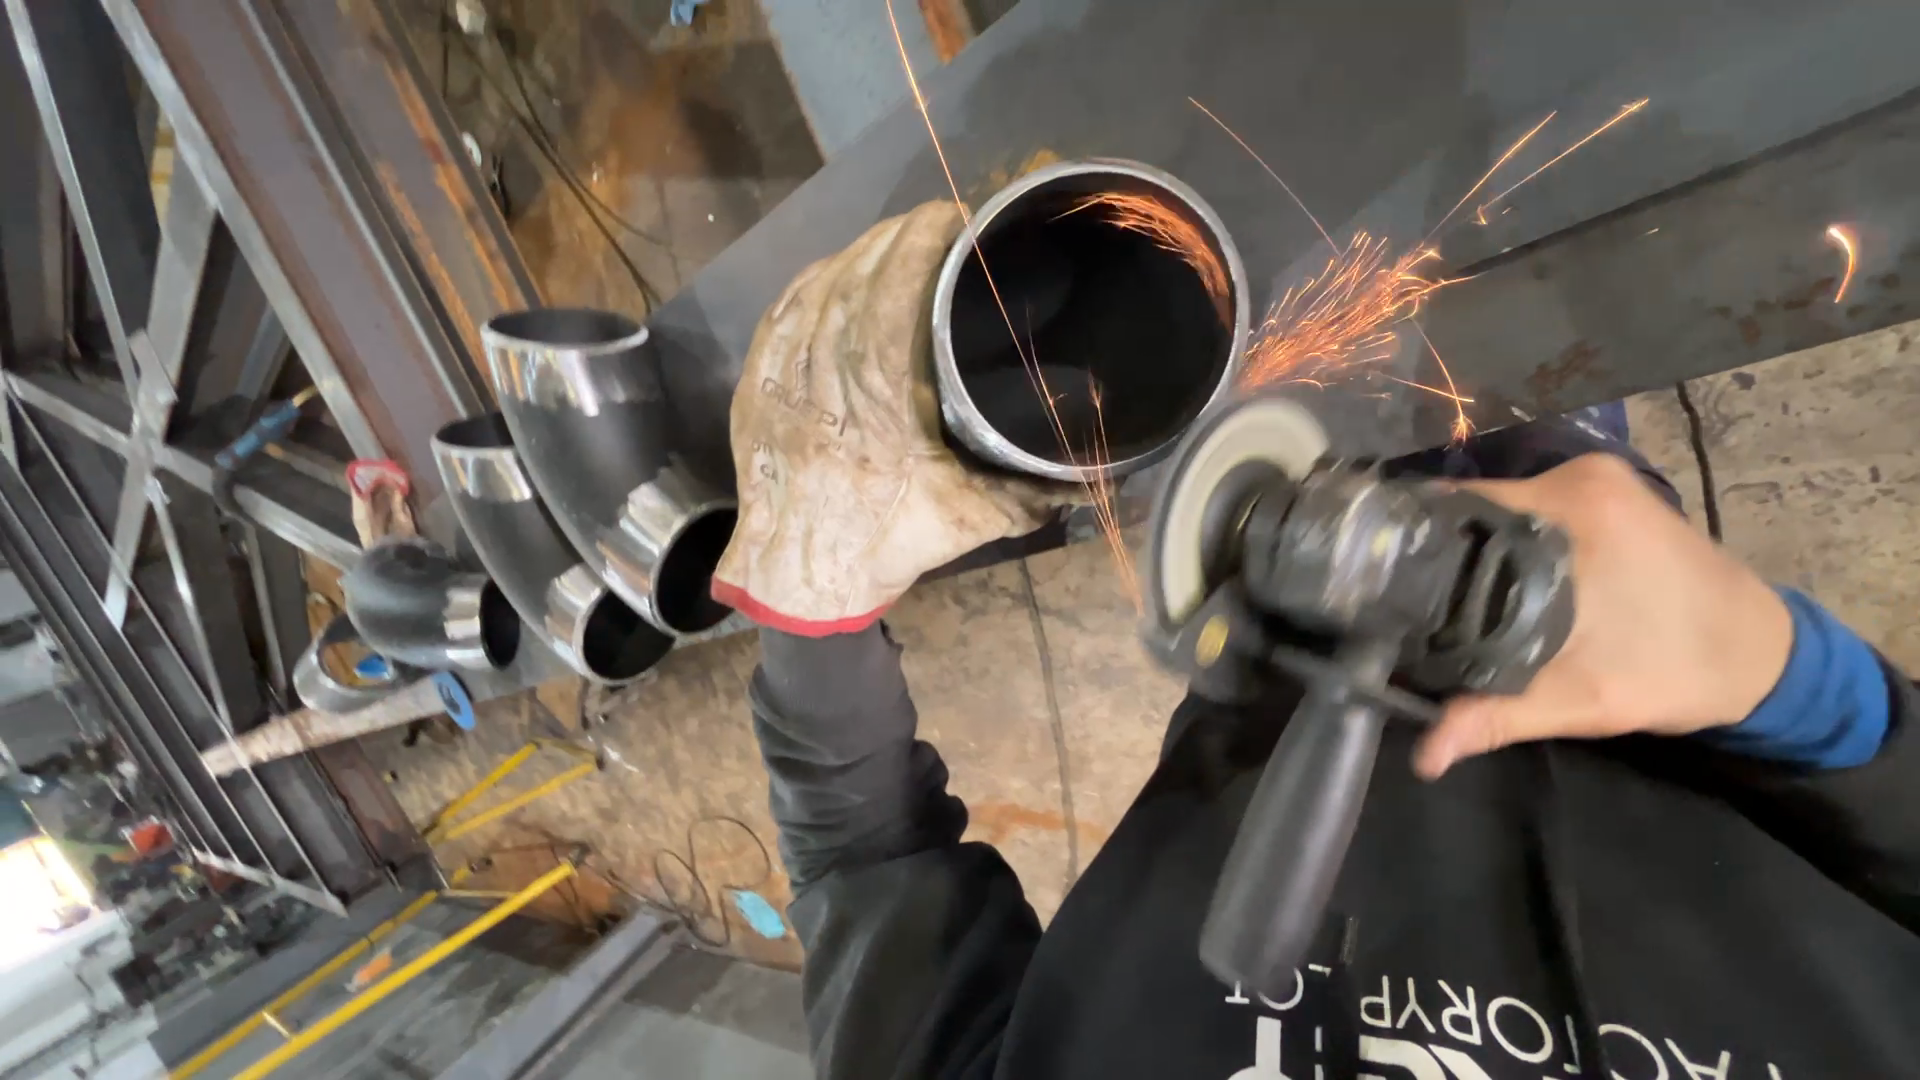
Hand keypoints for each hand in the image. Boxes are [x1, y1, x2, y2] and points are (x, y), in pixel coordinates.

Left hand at [712, 201, 1061, 634]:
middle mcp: (825, 383)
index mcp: (880, 408)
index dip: (918, 249)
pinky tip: (837, 265)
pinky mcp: (754, 386)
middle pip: (855, 284)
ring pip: (816, 293)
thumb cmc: (888, 543)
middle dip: (895, 240)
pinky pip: (781, 314)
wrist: (803, 573)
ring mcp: (782, 382)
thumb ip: (1034, 491)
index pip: (892, 302)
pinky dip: (811, 281)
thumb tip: (1098, 472)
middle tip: (931, 221)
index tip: (949, 219)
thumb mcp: (972, 521)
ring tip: (892, 236)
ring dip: (856, 254)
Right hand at [1414, 453, 1792, 778]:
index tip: (1370, 578)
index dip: (1407, 542)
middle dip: (1433, 549)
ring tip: (1425, 589)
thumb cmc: (1677, 671)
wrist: (1768, 661)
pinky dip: (1497, 541)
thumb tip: (1423, 757)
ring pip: (1492, 508)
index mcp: (1571, 506)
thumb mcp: (1581, 698)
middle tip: (1392, 594)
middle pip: (1469, 506)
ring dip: (1463, 547)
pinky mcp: (1602, 494)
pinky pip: (1522, 511)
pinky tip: (1476, 577)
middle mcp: (1577, 477)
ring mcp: (1592, 480)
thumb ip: (1496, 717)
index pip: (1453, 506)